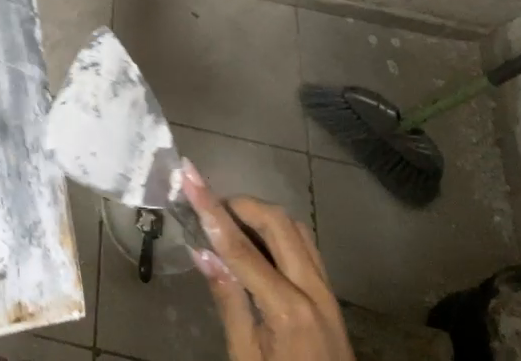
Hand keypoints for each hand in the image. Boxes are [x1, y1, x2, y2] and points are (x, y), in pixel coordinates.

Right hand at [180, 159, 353, 360]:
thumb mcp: (246, 357)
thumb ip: (228, 301)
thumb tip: (202, 251)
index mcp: (287, 310)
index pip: (240, 247)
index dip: (210, 209)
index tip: (190, 177)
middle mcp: (314, 290)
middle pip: (277, 223)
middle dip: (240, 205)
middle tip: (210, 211)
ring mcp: (328, 290)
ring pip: (296, 228)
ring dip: (261, 216)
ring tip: (230, 227)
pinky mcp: (331, 294)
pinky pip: (306, 245)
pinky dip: (278, 233)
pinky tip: (257, 246)